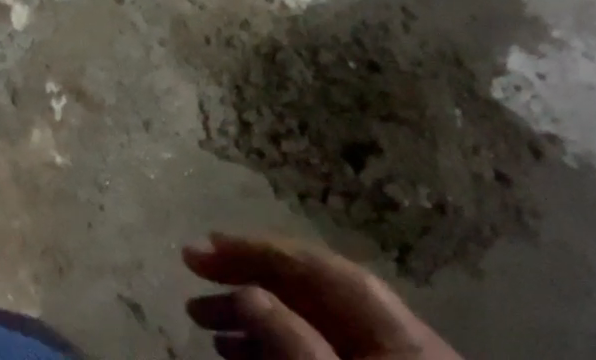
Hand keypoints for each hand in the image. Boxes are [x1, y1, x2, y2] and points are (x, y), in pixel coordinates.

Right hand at [183, 233, 463, 359]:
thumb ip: (290, 342)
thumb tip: (247, 293)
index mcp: (405, 342)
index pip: (326, 272)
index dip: (262, 251)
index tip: (203, 247)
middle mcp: (400, 350)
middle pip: (316, 295)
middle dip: (248, 279)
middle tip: (191, 271)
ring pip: (310, 324)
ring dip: (250, 314)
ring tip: (201, 318)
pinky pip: (314, 355)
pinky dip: (269, 347)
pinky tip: (231, 352)